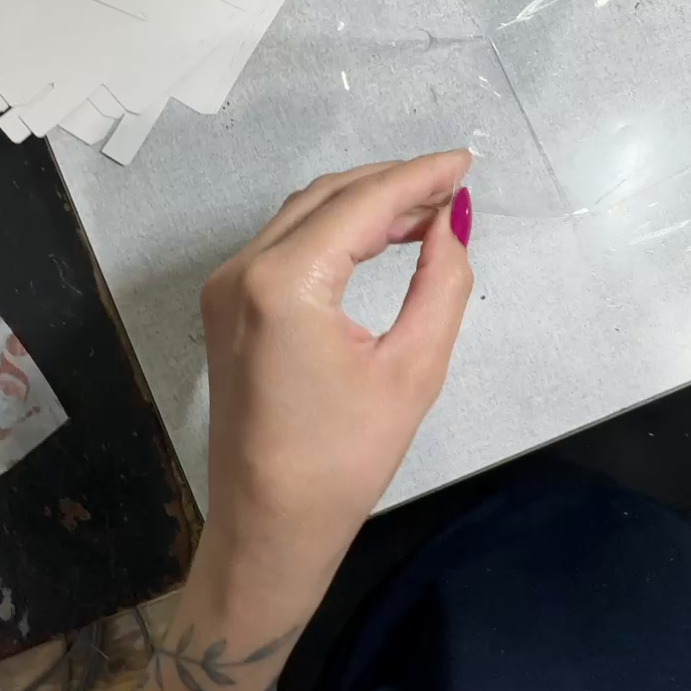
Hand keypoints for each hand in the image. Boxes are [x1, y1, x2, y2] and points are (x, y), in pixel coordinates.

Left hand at [196, 151, 474, 603]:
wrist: (268, 529)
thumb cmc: (345, 462)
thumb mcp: (414, 370)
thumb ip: (441, 283)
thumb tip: (451, 224)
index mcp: (283, 284)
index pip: (362, 204)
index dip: (419, 176)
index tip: (465, 161)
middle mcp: (242, 269)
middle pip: (329, 197)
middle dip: (394, 184)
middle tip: (452, 187)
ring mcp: (225, 285)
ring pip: (305, 214)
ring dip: (366, 205)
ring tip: (427, 210)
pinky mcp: (225, 304)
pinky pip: (287, 243)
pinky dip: (336, 231)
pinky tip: (378, 238)